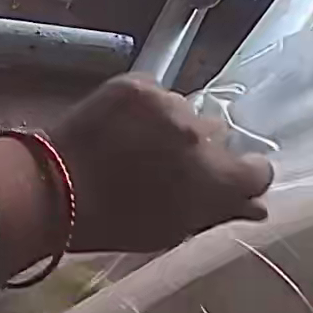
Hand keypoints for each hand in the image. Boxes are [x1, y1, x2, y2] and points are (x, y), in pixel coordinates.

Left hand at [50, 75, 273, 251]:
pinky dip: (144, 108)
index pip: (259, 169)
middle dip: (199, 151)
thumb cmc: (114, 222)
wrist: (53, 188)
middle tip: (164, 165)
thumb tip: (255, 206)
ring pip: (185, 112)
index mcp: (216, 177)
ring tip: (135, 144)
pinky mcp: (137, 84)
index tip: (220, 180)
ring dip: (171, 126)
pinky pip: (156, 93)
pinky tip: (121, 126)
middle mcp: (200, 134)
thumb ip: (217, 212)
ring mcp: (167, 103)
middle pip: (217, 138)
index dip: (241, 176)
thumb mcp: (171, 229)